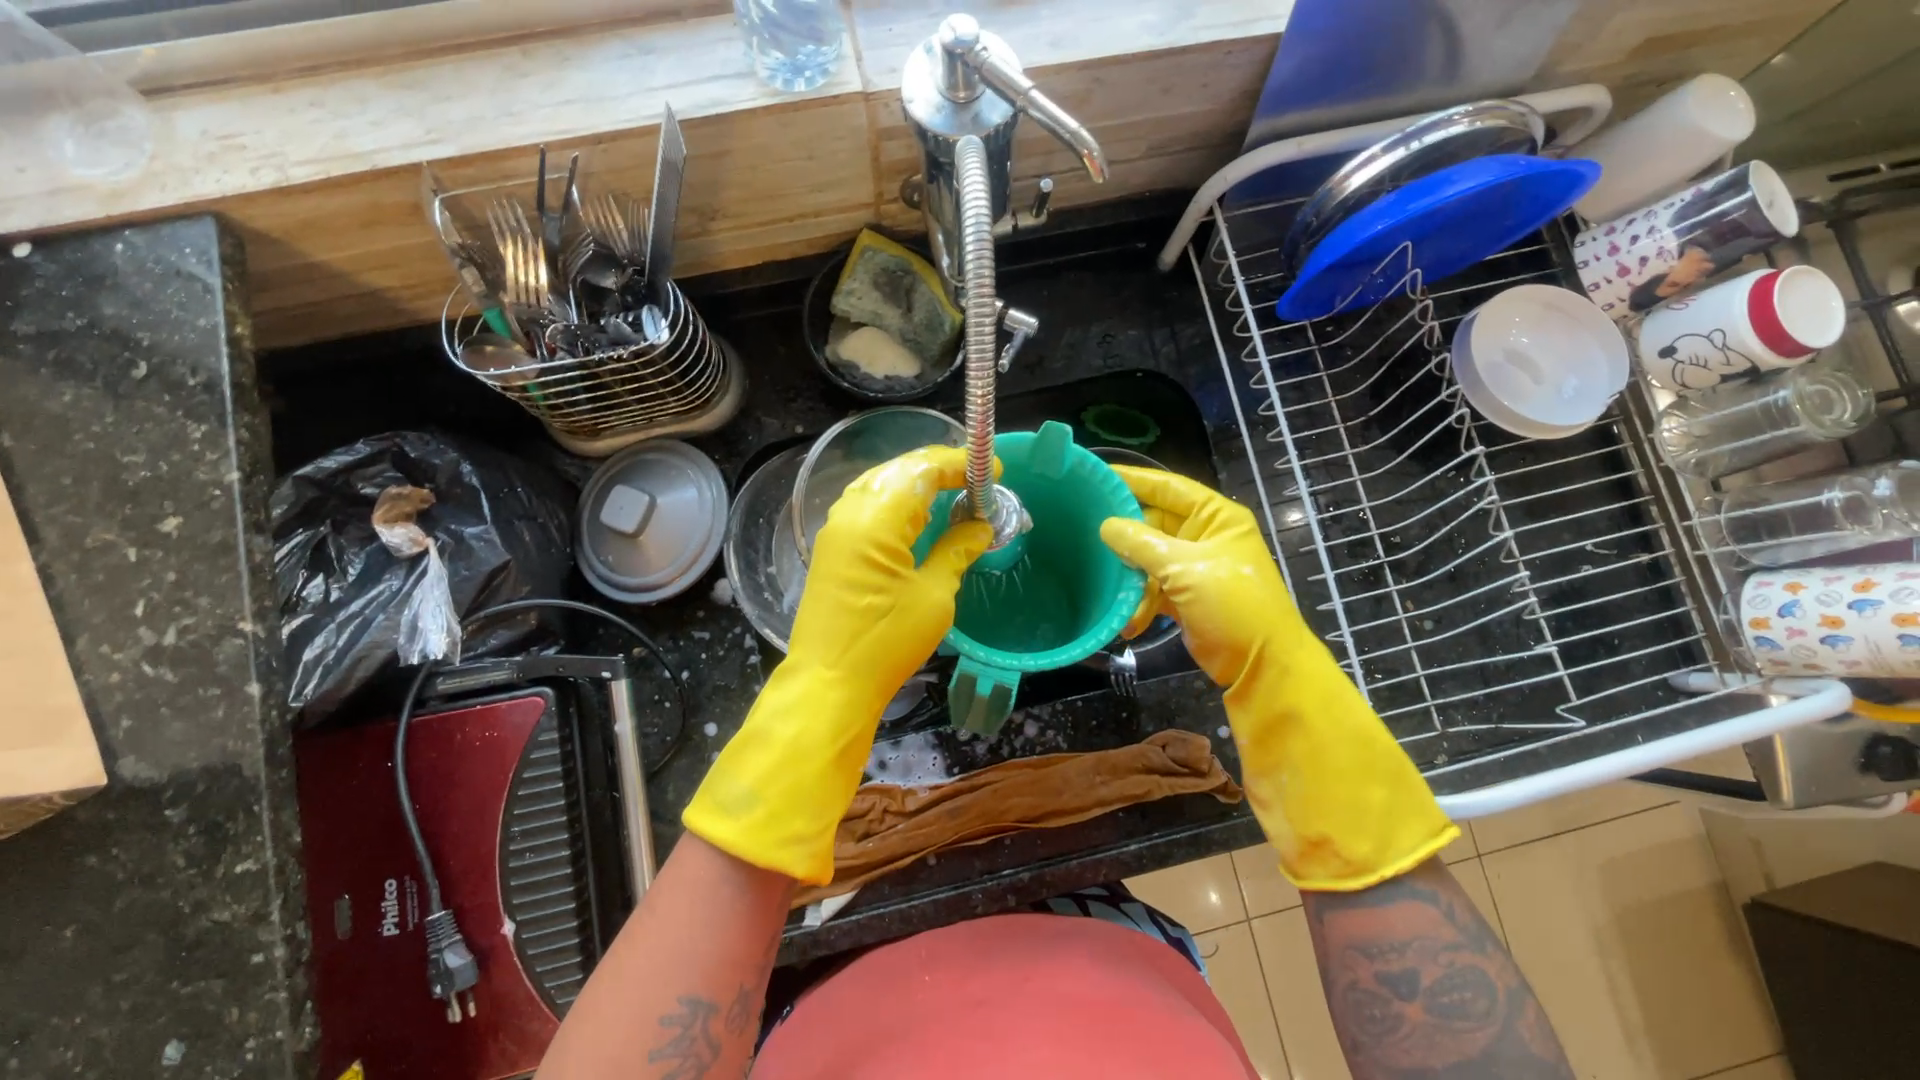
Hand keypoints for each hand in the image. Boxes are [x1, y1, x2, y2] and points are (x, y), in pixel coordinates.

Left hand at [683, 447, 991, 884]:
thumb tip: (980, 526)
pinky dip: (896, 504)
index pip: (919, 471)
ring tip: (953, 492)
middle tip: (975, 480)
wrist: (830, 684)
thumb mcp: (934, 596)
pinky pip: (866, 510)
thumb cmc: (886, 642)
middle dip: (937, 469)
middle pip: (896, 472)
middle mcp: (850, 515)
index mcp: (875, 520)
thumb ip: (957, 551)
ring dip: (915, 484)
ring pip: (878, 487)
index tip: (992, 471)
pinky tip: (920, 517)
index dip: (957, 464)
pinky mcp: (833, 551)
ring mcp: (836, 532)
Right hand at [1099, 466, 1456, 890]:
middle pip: (1154, 523)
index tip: (1094, 477)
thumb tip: (1106, 526)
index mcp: (1216, 517)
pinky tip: (1127, 623)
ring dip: (1129, 577)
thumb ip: (1142, 545)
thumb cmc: (1233, 607)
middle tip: (1083, 534)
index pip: (1168, 487)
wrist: (1262, 667)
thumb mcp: (1186, 570)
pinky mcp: (1187, 597)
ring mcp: (1196, 568)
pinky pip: (1153, 589)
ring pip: (1148, 559)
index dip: (1132, 480)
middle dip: (1124, 536)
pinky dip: (1139, 603)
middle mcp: (1206, 536)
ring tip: (1109, 590)